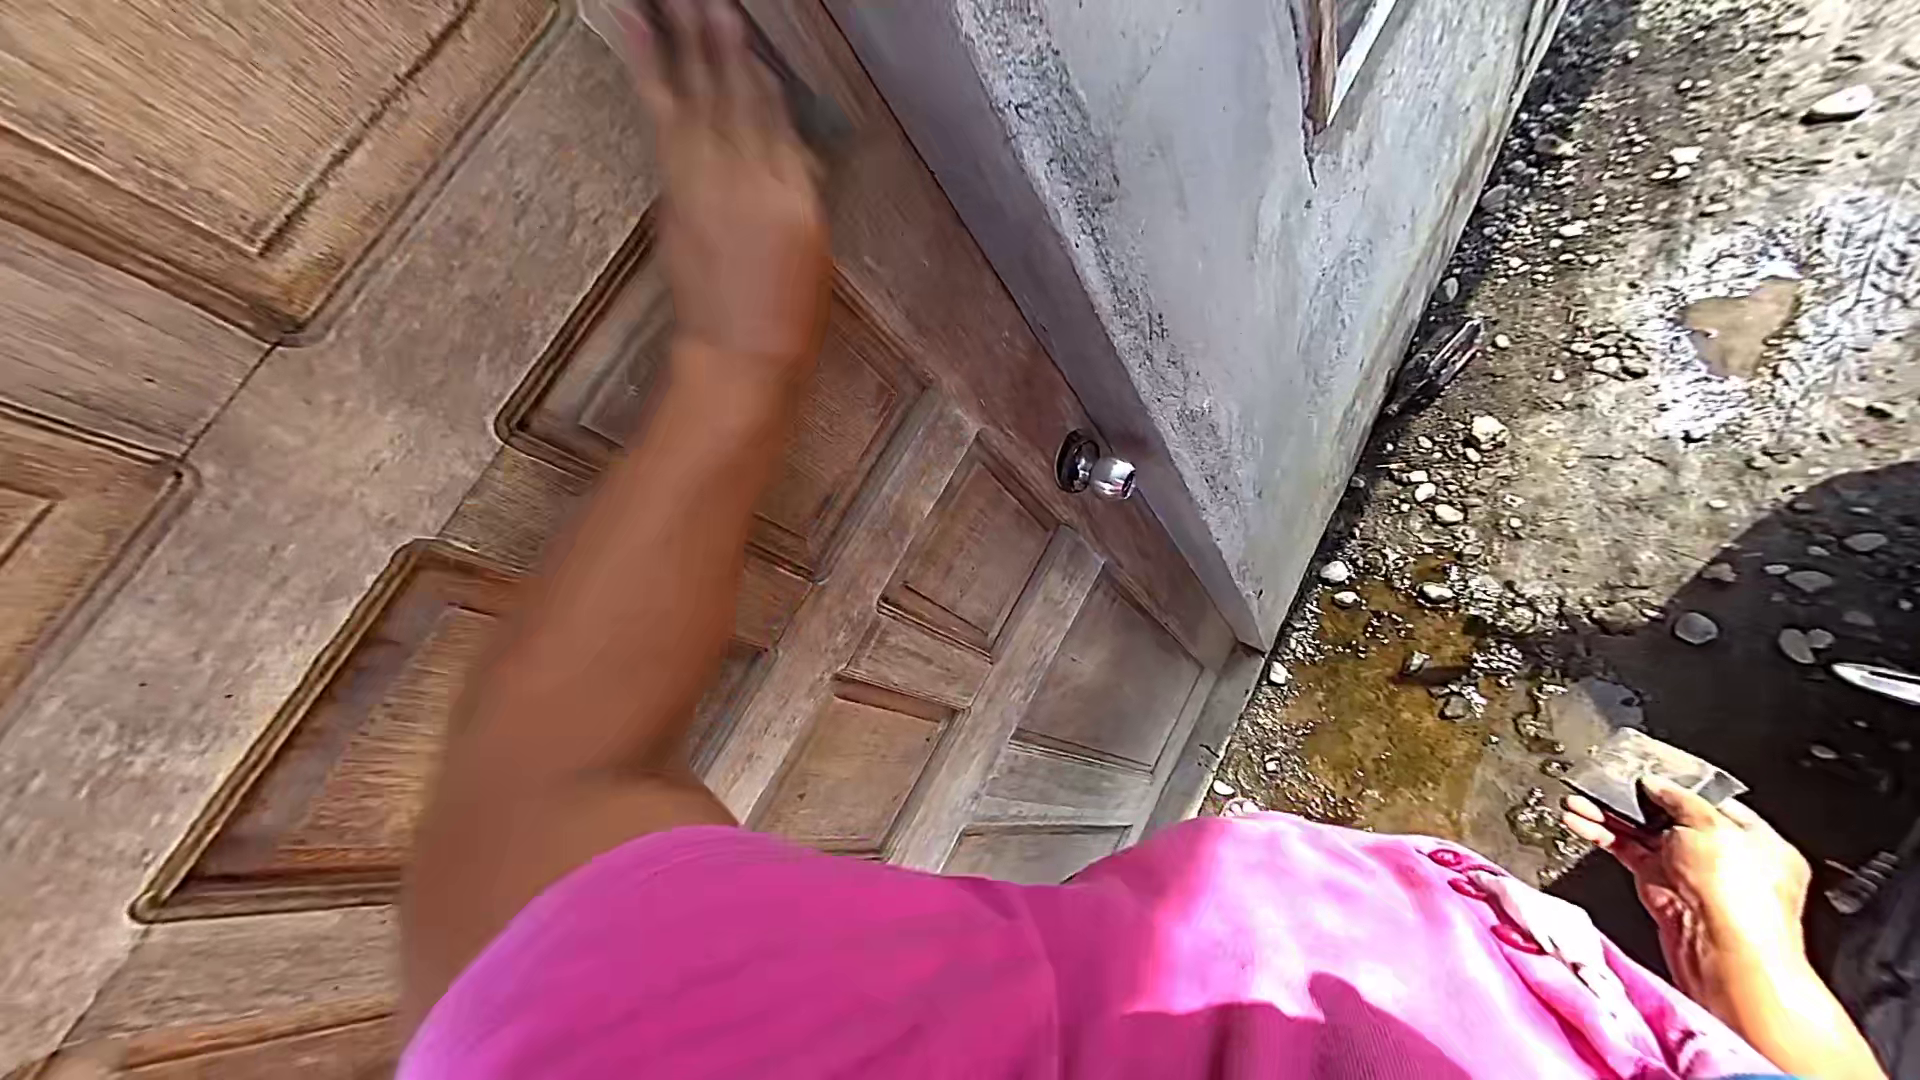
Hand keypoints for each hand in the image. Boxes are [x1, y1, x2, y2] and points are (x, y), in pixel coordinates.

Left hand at [614, 0, 830, 368]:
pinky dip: (649, 75)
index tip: (752, 42)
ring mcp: (707, 185)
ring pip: (696, 99)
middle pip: (737, 99)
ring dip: (684, 42)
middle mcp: (752, 180)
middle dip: (722, 42)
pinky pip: (662, 123)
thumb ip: (800, 198)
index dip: (762, 79)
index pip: (778, 123)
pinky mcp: (673, 196)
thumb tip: (787, 154)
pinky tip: (637, 35)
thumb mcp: (814, 258)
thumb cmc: (791, 319)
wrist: (741, 356)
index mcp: (796, 200)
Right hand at [1563, 777, 1810, 1005]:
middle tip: (1599, 782)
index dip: (1673, 785)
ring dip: (1603, 812)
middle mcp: (1720, 853)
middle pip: (1663, 813)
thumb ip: (1679, 799)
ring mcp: (1684, 866)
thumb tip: (1655, 783)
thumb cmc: (1739, 895)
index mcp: (1754, 841)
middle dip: (1627, 798)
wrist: (1716, 939)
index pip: (1707, 800)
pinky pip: (1620, 845)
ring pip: (1635, 828)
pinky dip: (1596, 831)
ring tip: (1576, 799)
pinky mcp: (1654, 877)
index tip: (1643, 772)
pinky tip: (1577, 819)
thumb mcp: (1711, 827)